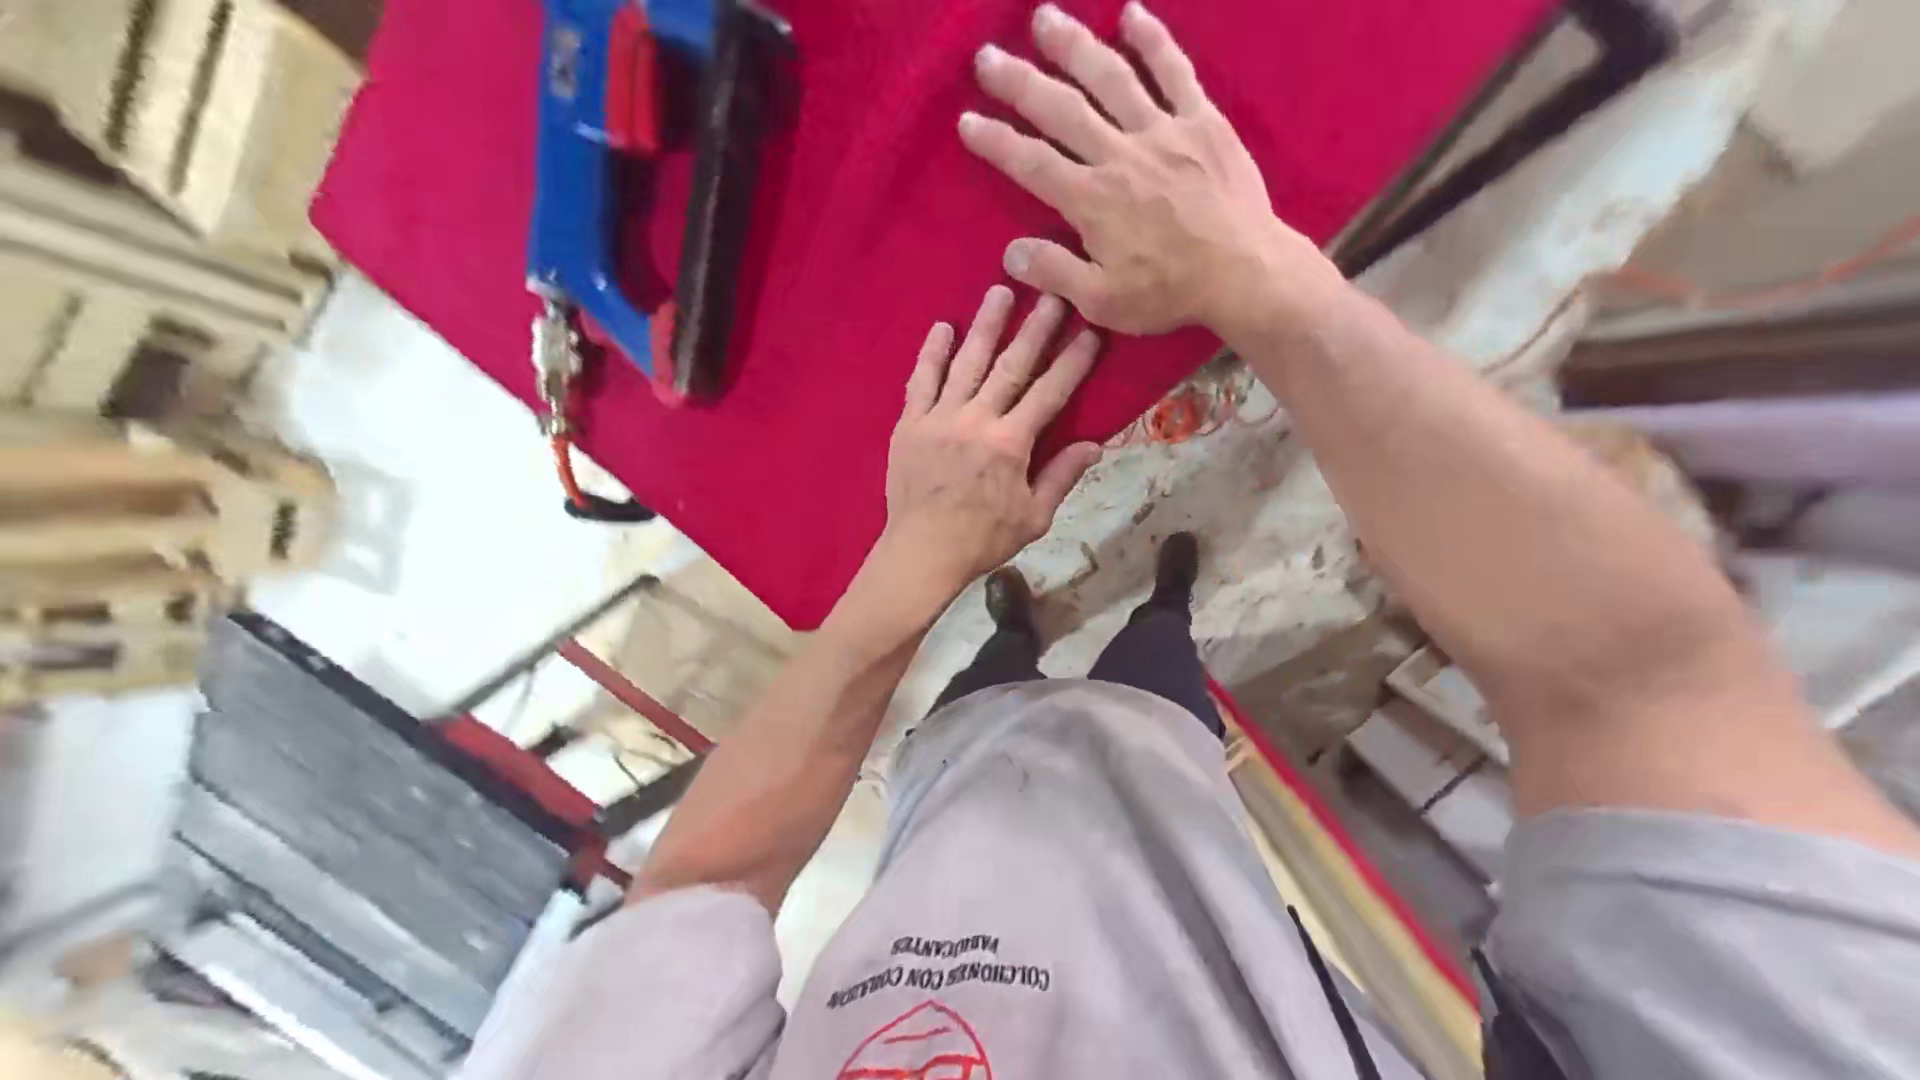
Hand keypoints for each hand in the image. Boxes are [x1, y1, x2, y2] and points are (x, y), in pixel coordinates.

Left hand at [879, 285, 1103, 597]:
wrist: (922, 553)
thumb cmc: (982, 540)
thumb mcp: (1033, 517)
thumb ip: (1061, 476)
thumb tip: (1094, 445)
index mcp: (1010, 443)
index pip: (1050, 392)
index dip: (1073, 360)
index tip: (1091, 330)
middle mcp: (975, 420)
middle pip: (1010, 365)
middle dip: (1035, 328)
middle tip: (1052, 293)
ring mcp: (939, 418)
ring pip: (966, 362)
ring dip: (985, 326)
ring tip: (1000, 291)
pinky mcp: (909, 425)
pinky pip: (921, 381)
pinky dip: (931, 354)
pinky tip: (942, 328)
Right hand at [958, 2, 1344, 340]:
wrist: (1242, 272)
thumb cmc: (1169, 292)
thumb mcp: (1102, 301)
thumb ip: (1055, 273)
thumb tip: (1011, 253)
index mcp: (1091, 200)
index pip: (1031, 163)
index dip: (995, 141)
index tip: (967, 121)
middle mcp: (1120, 155)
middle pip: (1061, 109)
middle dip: (1019, 82)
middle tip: (987, 58)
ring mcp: (1162, 132)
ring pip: (1111, 78)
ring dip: (1074, 45)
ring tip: (1043, 18)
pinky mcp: (1202, 122)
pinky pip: (1175, 71)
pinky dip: (1153, 40)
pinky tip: (1132, 13)